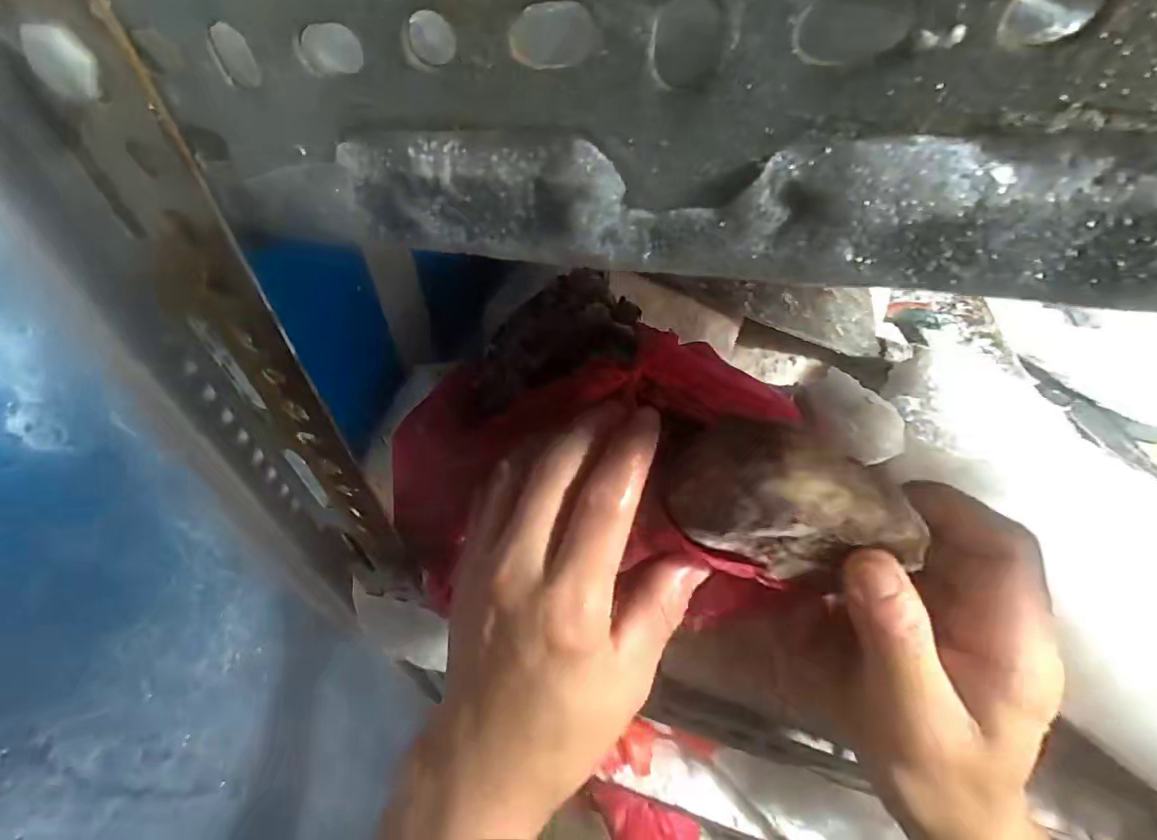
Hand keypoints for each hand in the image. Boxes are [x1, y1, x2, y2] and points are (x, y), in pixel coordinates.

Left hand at [382, 403, 710, 839]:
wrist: (484, 751)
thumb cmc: (568, 722)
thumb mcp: (630, 678)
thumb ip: (657, 607)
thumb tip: (691, 555)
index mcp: (572, 601)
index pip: (604, 503)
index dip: (628, 452)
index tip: (646, 418)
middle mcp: (521, 567)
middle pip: (554, 472)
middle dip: (590, 428)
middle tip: (618, 405)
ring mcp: (484, 559)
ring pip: (516, 473)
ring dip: (552, 437)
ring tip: (584, 418)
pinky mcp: (465, 560)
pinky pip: (490, 493)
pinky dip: (518, 462)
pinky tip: (541, 452)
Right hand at [840, 483, 1062, 839]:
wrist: (951, 820)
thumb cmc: (939, 776)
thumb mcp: (910, 715)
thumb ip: (896, 639)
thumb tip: (869, 558)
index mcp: (1018, 641)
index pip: (1006, 547)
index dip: (951, 509)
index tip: (883, 499)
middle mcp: (1007, 619)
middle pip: (972, 538)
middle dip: (910, 514)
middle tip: (847, 510)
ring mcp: (980, 619)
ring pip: (945, 548)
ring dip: (892, 531)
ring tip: (839, 530)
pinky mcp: (951, 622)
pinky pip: (923, 570)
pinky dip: (884, 556)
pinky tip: (845, 564)